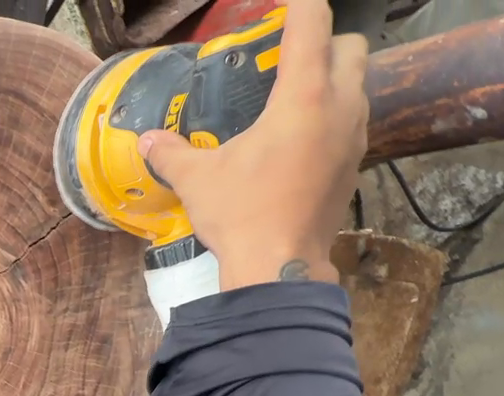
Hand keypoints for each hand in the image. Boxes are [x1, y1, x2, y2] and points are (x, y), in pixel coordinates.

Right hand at [137, 0, 367, 289]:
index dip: (300, 5)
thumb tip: (146, 141)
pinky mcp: (354, 162)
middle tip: (288, 59)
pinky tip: (300, 140)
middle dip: (323, 43)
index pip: (311, 27)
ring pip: (356, 83)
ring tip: (293, 101)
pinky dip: (331, 116)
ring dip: (331, 80)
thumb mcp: (196, 181)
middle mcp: (340, 105)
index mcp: (303, 98)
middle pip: (349, 47)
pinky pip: (351, 120)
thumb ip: (171, 155)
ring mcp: (354, 134)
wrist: (278, 263)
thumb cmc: (240, 213)